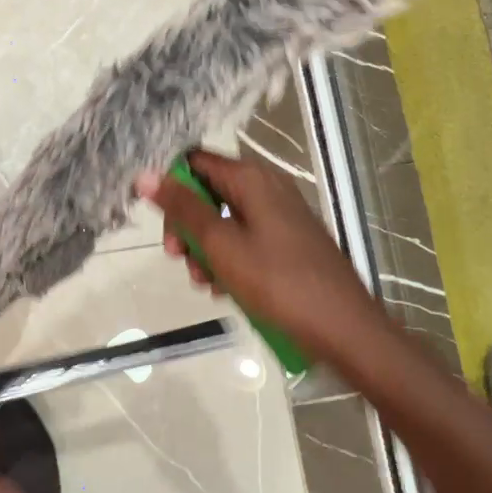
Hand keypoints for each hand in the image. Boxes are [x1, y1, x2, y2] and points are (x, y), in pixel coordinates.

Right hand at [137, 149, 382, 358]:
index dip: (171, 187)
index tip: (163, 224)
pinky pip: (247, 239)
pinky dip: (231, 259)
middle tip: (178, 259)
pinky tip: (227, 290)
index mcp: (251, 178)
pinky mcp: (290, 241)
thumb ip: (183, 208)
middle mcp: (267, 187)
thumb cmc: (279, 283)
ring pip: (225, 220)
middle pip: (208, 192)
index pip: (194, 162)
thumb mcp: (221, 245)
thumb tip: (145, 174)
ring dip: (206, 249)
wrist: (347, 330)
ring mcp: (281, 215)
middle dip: (188, 226)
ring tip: (206, 284)